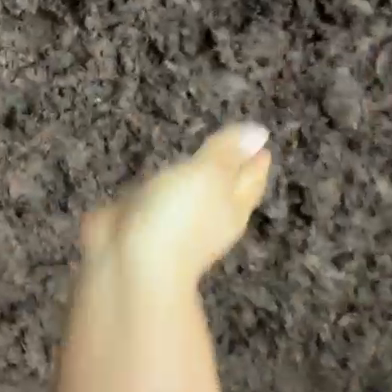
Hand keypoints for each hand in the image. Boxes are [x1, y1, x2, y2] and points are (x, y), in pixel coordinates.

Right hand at [80, 123, 274, 288]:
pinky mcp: (142, 223)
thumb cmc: (176, 216)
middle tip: (232, 150)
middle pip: (225, 190)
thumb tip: (260, 131)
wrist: (131, 260)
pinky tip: (151, 185)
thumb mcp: (205, 176)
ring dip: (192, 181)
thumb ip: (225, 153)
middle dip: (229, 172)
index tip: (259, 141)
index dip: (254, 160)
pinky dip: (159, 191)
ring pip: (190, 196)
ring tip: (192, 165)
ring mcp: (175, 222)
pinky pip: (156, 201)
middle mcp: (208, 216)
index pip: (249, 178)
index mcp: (231, 206)